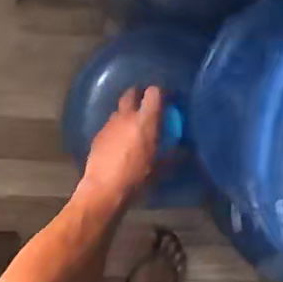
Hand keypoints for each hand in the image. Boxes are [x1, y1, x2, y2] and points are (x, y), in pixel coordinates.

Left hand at [79, 86, 162, 208]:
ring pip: (119, 109)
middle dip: (139, 95)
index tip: (165, 101)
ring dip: (127, 113)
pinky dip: (117, 128)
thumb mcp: (160, 168)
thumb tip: (184, 149)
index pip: (154, 92)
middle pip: (132, 93)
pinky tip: (118, 143)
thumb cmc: (136, 178)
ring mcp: (109, 124)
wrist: (104, 189)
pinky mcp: (98, 135)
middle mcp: (126, 116)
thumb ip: (171, 154)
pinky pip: (110, 124)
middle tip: (146, 107)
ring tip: (132, 127)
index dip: (160, 94)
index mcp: (146, 121)